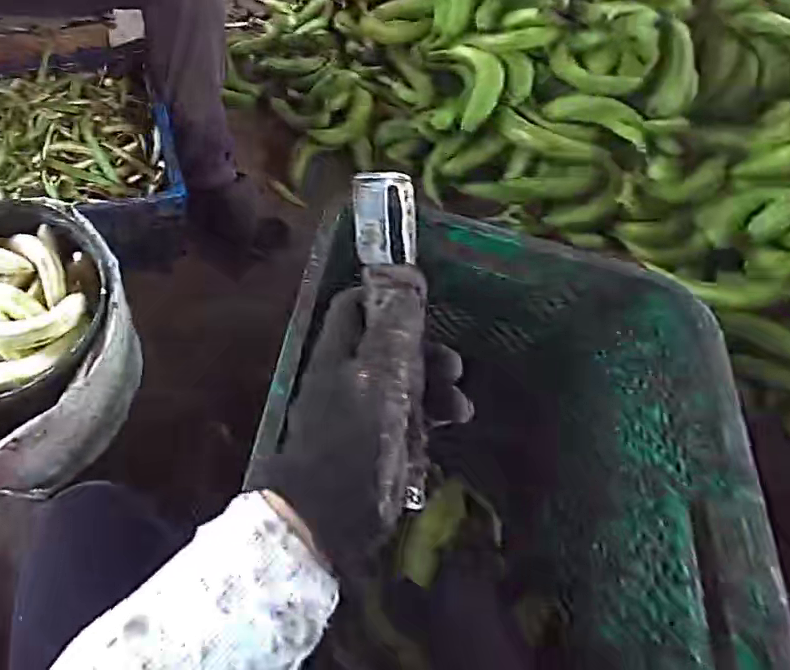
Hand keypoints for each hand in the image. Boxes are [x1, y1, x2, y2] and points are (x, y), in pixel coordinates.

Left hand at [258, 271, 470, 577]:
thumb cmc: (352, 438)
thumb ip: (394, 330)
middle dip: (423, 350)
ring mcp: (358, 407)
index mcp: (337, 349)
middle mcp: (344, 372)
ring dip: (433, 389)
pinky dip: (427, 421)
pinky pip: (406, 419)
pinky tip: (444, 433)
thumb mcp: (380, 378)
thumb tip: (405, 274)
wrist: (330, 514)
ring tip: (460, 405)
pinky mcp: (374, 441)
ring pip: (401, 382)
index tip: (426, 305)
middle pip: (386, 344)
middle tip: (455, 366)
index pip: (357, 304)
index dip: (388, 297)